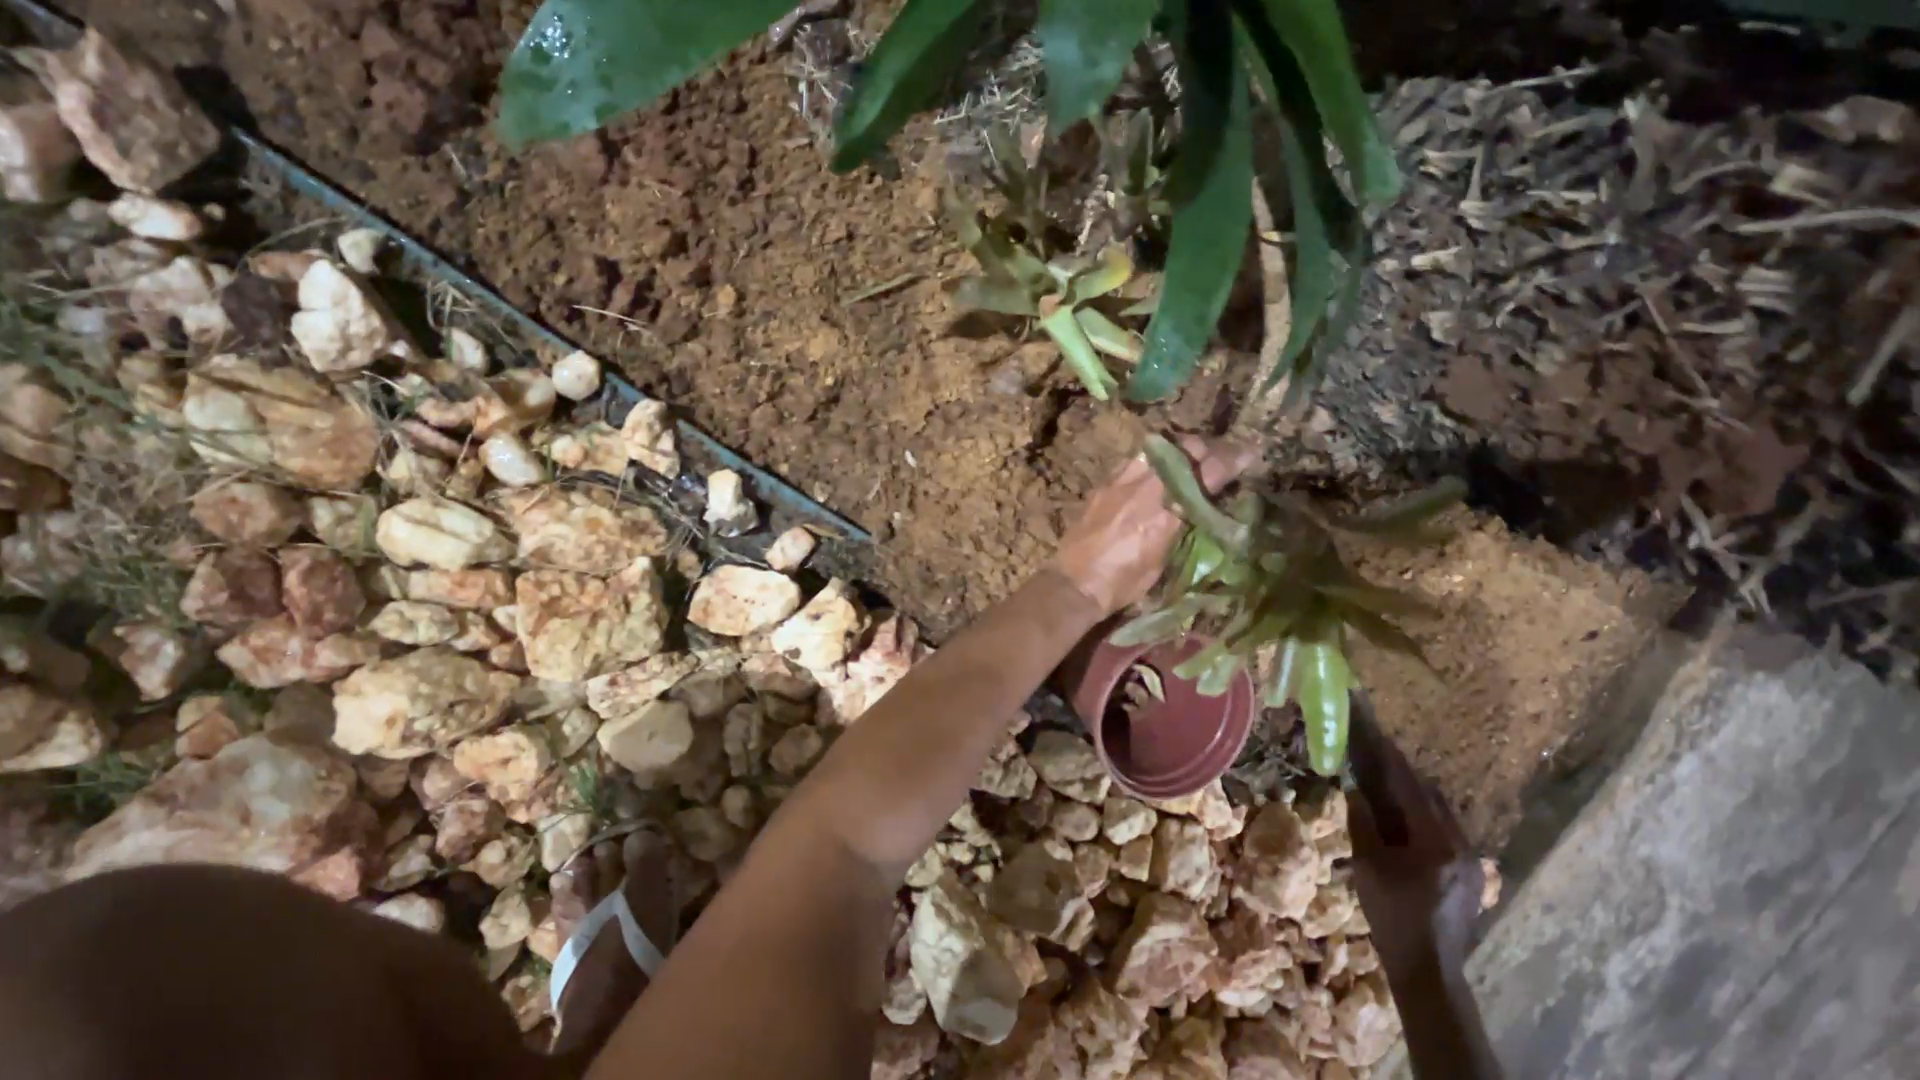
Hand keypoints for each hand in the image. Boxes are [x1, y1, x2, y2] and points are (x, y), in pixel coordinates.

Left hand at [1049, 435, 1253, 617]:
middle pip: (1185, 450)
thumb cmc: (1124, 584)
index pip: (1208, 472)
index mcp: (1168, 512)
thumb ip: (1184, 527)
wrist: (1076, 583)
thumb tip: (1201, 510)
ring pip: (1159, 448)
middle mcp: (1147, 488)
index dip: (1233, 459)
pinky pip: (1134, 460)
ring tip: (1187, 460)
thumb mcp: (1165, 560)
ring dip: (1178, 450)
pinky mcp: (1104, 483)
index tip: (1249, 454)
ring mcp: (1122, 481)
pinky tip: (1154, 472)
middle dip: (1207, 449)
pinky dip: (1151, 461)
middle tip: (1218, 457)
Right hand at [1346, 692, 1485, 967]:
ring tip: (1389, 786)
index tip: (1375, 733)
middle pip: (1432, 796)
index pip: (1410, 787)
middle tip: (1379, 757)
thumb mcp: (1368, 869)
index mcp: (1435, 841)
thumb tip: (1354, 790)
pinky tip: (1407, 824)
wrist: (1428, 968)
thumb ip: (1363, 825)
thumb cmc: (1392, 918)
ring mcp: (1472, 860)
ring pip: (1442, 814)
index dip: (1390, 759)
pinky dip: (1425, 819)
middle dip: (1404, 775)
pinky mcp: (1472, 874)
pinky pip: (1447, 832)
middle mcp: (1461, 843)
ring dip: (1416, 797)